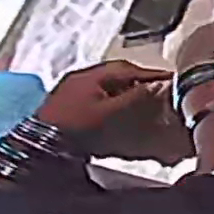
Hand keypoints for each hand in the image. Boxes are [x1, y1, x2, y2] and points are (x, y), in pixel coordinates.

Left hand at [36, 60, 168, 131]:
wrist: (41, 144)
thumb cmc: (74, 127)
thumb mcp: (111, 112)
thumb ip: (137, 98)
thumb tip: (160, 86)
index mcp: (92, 76)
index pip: (130, 69)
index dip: (154, 74)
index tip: (173, 78)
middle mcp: (82, 77)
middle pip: (120, 72)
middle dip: (143, 77)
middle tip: (162, 85)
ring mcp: (74, 87)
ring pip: (110, 80)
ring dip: (130, 85)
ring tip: (147, 94)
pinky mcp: (71, 99)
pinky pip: (102, 89)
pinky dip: (118, 92)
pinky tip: (125, 102)